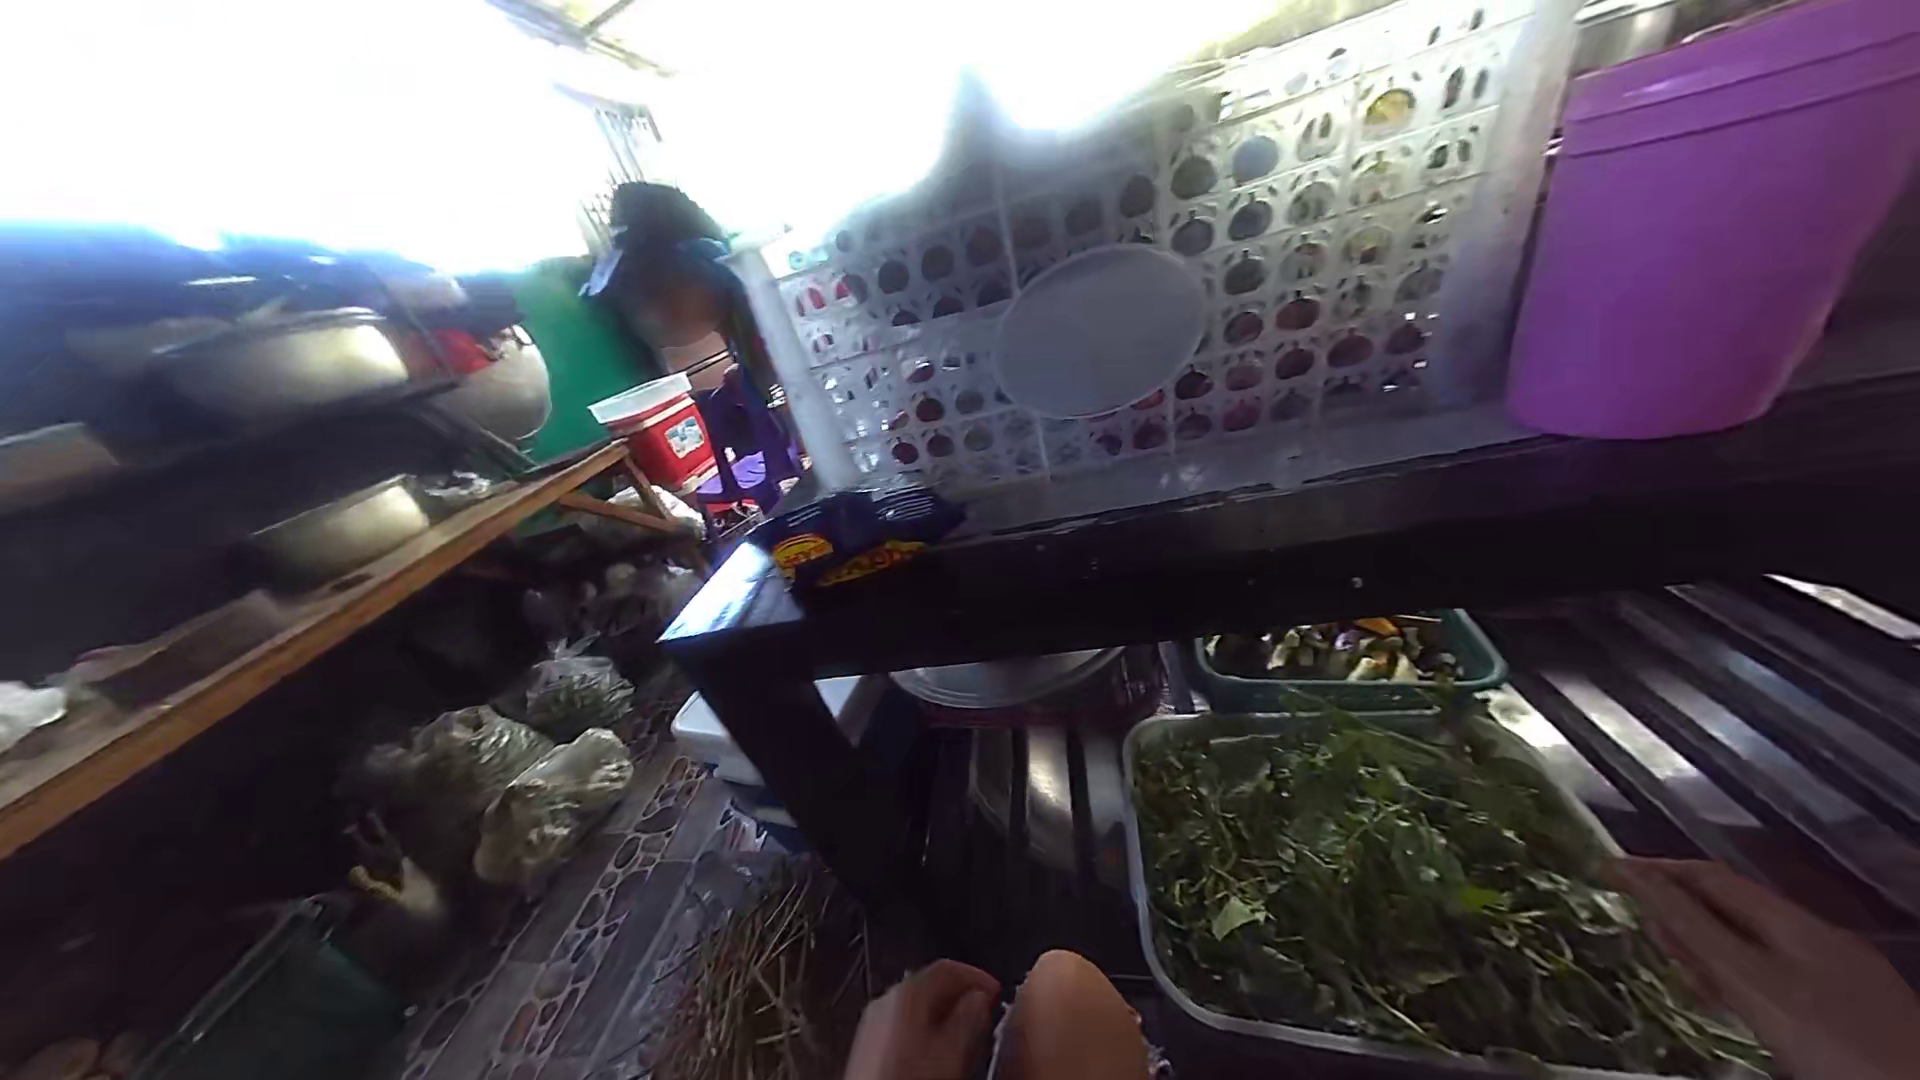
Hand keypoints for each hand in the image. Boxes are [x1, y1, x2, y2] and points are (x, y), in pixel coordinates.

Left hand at [844, 960, 999, 1079]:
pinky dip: (928, 1030)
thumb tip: (980, 998)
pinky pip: (906, 1024)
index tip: (995, 990)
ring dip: (947, 1015)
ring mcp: (875, 1022)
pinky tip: (938, 1054)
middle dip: (962, 997)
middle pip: (933, 984)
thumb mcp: (950, 1053)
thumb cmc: (906, 1079)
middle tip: (985, 1012)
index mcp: (907, 992)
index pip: (948, 967)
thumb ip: (969, 1019)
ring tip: (968, 1036)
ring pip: (920, 1006)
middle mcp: (888, 999)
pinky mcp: (871, 1044)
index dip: (976, 976)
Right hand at [1613, 857, 1919, 1079]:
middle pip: (1728, 906)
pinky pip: (1774, 972)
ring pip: (1750, 941)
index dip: (1651, 868)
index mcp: (1794, 922)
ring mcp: (1841, 974)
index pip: (1706, 874)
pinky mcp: (1850, 1008)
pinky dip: (1736, 973)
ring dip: (1704, 946)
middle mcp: (1819, 937)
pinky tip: (1728, 998)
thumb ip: (1684, 919)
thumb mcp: (1743, 975)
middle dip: (1676, 910)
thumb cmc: (1827, 1037)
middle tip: (1641, 927)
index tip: (1603, 873)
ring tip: (1680, 968)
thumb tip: (1628, 870)